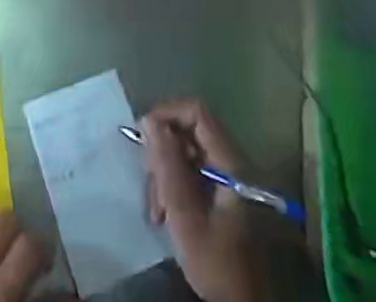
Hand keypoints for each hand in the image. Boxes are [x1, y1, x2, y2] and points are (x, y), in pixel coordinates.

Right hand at [143, 100, 262, 301]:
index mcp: (231, 163)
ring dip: (166, 176)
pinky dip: (175, 187)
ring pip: (188, 155)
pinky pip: (193, 173)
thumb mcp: (185, 215)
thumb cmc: (218, 262)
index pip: (197, 113)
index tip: (142, 133)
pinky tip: (166, 213)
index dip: (167, 114)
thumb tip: (148, 120)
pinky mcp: (224, 194)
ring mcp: (230, 178)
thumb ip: (167, 165)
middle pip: (190, 134)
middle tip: (150, 185)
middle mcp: (233, 162)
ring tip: (157, 211)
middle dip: (163, 154)